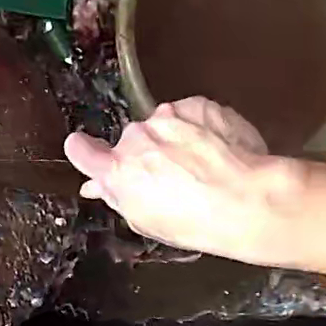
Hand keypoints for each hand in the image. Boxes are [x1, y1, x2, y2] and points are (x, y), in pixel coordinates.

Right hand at [64, 97, 306, 266]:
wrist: (246, 199)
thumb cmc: (196, 220)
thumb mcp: (146, 220)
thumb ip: (117, 195)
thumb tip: (97, 185)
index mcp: (117, 170)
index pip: (79, 149)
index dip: (85, 151)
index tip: (90, 153)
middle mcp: (136, 137)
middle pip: (132, 141)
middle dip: (146, 154)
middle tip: (172, 177)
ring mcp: (167, 117)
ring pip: (163, 125)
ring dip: (175, 139)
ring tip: (202, 166)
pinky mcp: (197, 105)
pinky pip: (190, 114)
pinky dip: (201, 129)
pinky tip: (218, 152)